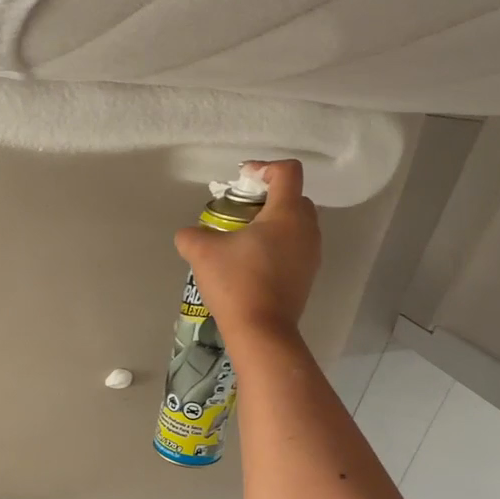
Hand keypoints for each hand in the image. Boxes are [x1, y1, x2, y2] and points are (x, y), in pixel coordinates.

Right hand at [173, 160, 321, 337]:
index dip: (263, 168)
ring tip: (245, 240)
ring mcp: (312, 253)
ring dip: (273, 224)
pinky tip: (253, 264)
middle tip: (241, 212)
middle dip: (268, 197)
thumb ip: (191, 236)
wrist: (261, 331)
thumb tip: (188, 235)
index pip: (287, 172)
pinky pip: (295, 248)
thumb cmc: (236, 284)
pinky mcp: (308, 275)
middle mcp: (307, 228)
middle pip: (294, 197)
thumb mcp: (202, 254)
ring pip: (296, 225)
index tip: (241, 180)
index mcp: (286, 213)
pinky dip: (278, 246)